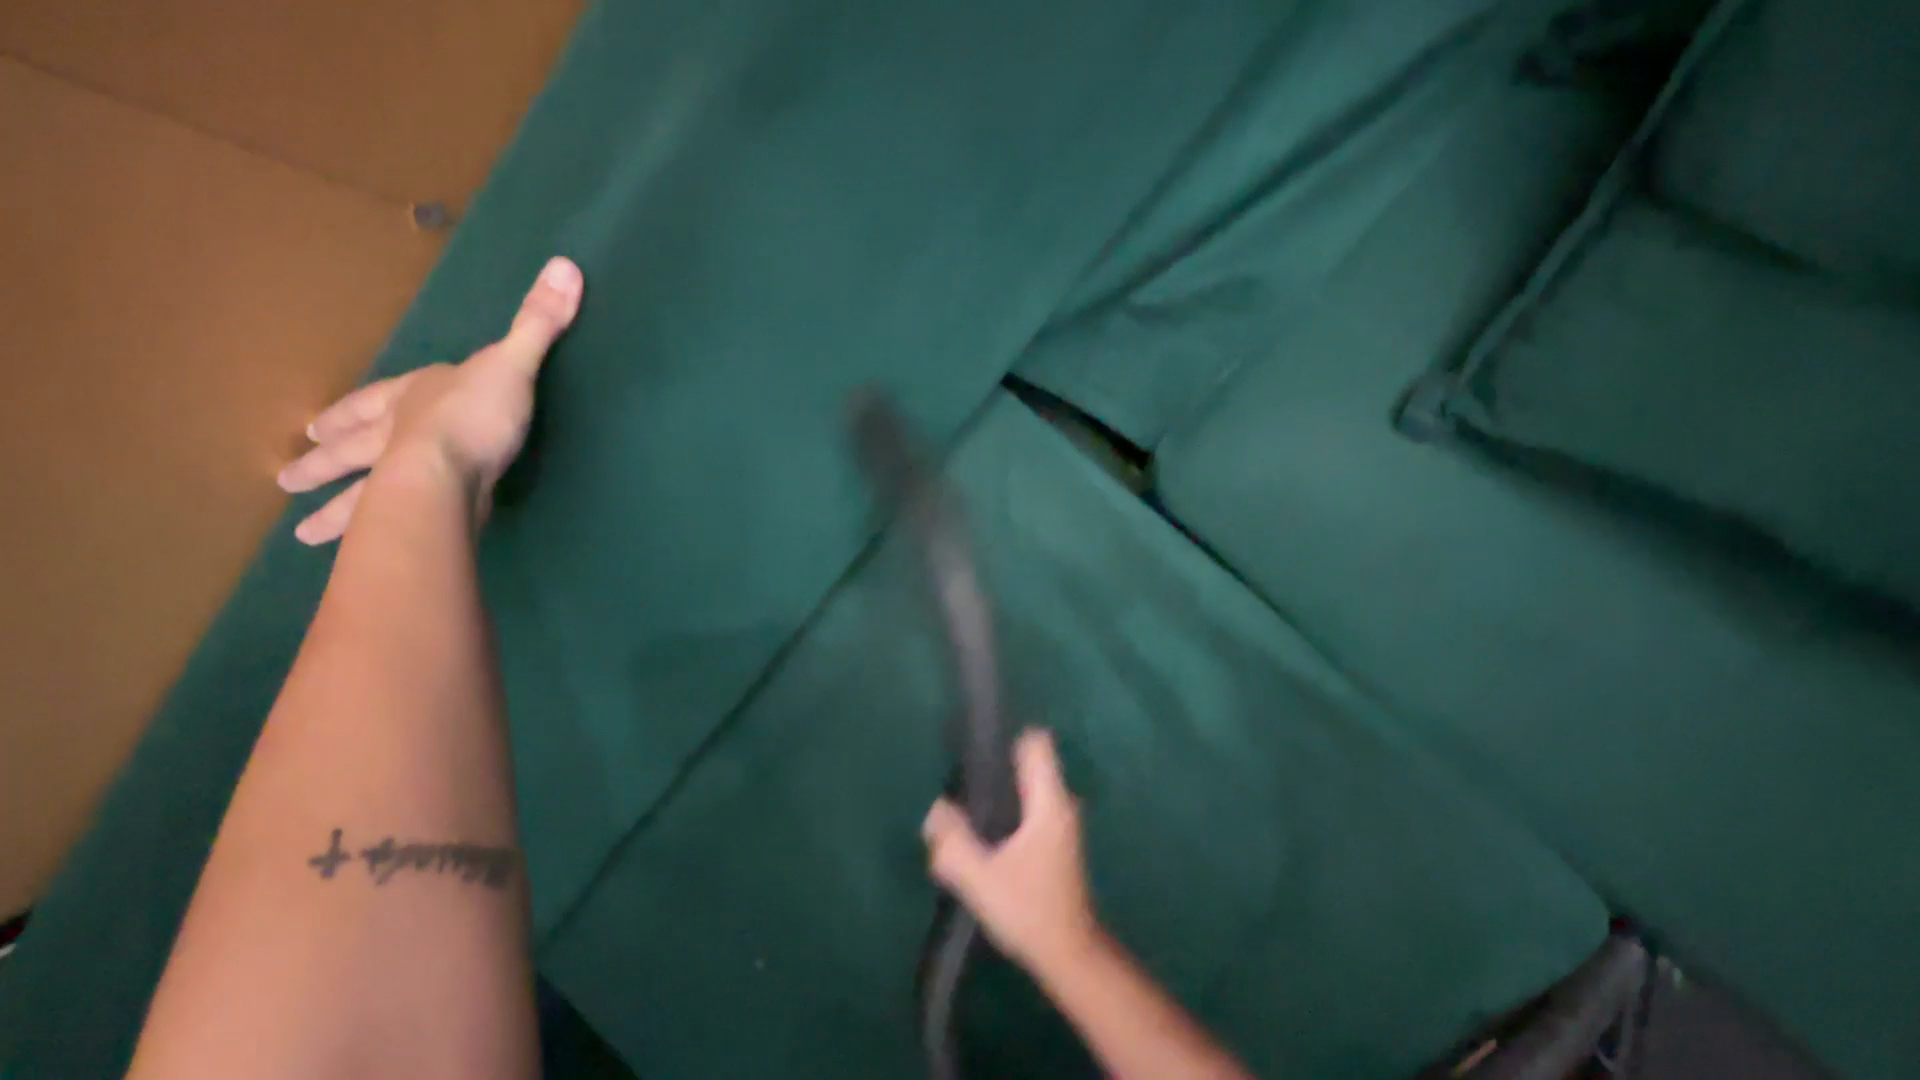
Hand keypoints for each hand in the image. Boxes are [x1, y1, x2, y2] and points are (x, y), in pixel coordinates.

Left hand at [277, 256, 584, 543]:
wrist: (450, 470)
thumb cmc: (475, 413)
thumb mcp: (513, 361)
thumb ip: (538, 322)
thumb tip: (566, 265)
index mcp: (414, 397)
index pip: (377, 400)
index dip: (351, 411)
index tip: (317, 428)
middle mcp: (395, 436)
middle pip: (354, 448)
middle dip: (324, 464)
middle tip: (289, 481)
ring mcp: (400, 479)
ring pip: (359, 495)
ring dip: (336, 513)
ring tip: (305, 534)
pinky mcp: (414, 517)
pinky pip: (390, 526)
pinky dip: (375, 538)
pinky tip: (367, 553)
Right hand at [922, 730, 1099, 970]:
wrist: (1069, 954)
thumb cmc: (1029, 911)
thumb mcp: (981, 879)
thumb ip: (953, 844)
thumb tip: (935, 811)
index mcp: (1049, 803)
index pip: (1036, 744)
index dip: (1007, 736)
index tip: (975, 744)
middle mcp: (1061, 805)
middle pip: (1028, 764)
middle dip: (995, 767)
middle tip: (959, 779)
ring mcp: (1062, 824)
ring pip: (1028, 789)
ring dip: (1000, 792)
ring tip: (965, 807)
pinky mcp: (1057, 843)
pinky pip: (1029, 809)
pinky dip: (1008, 812)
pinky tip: (984, 835)